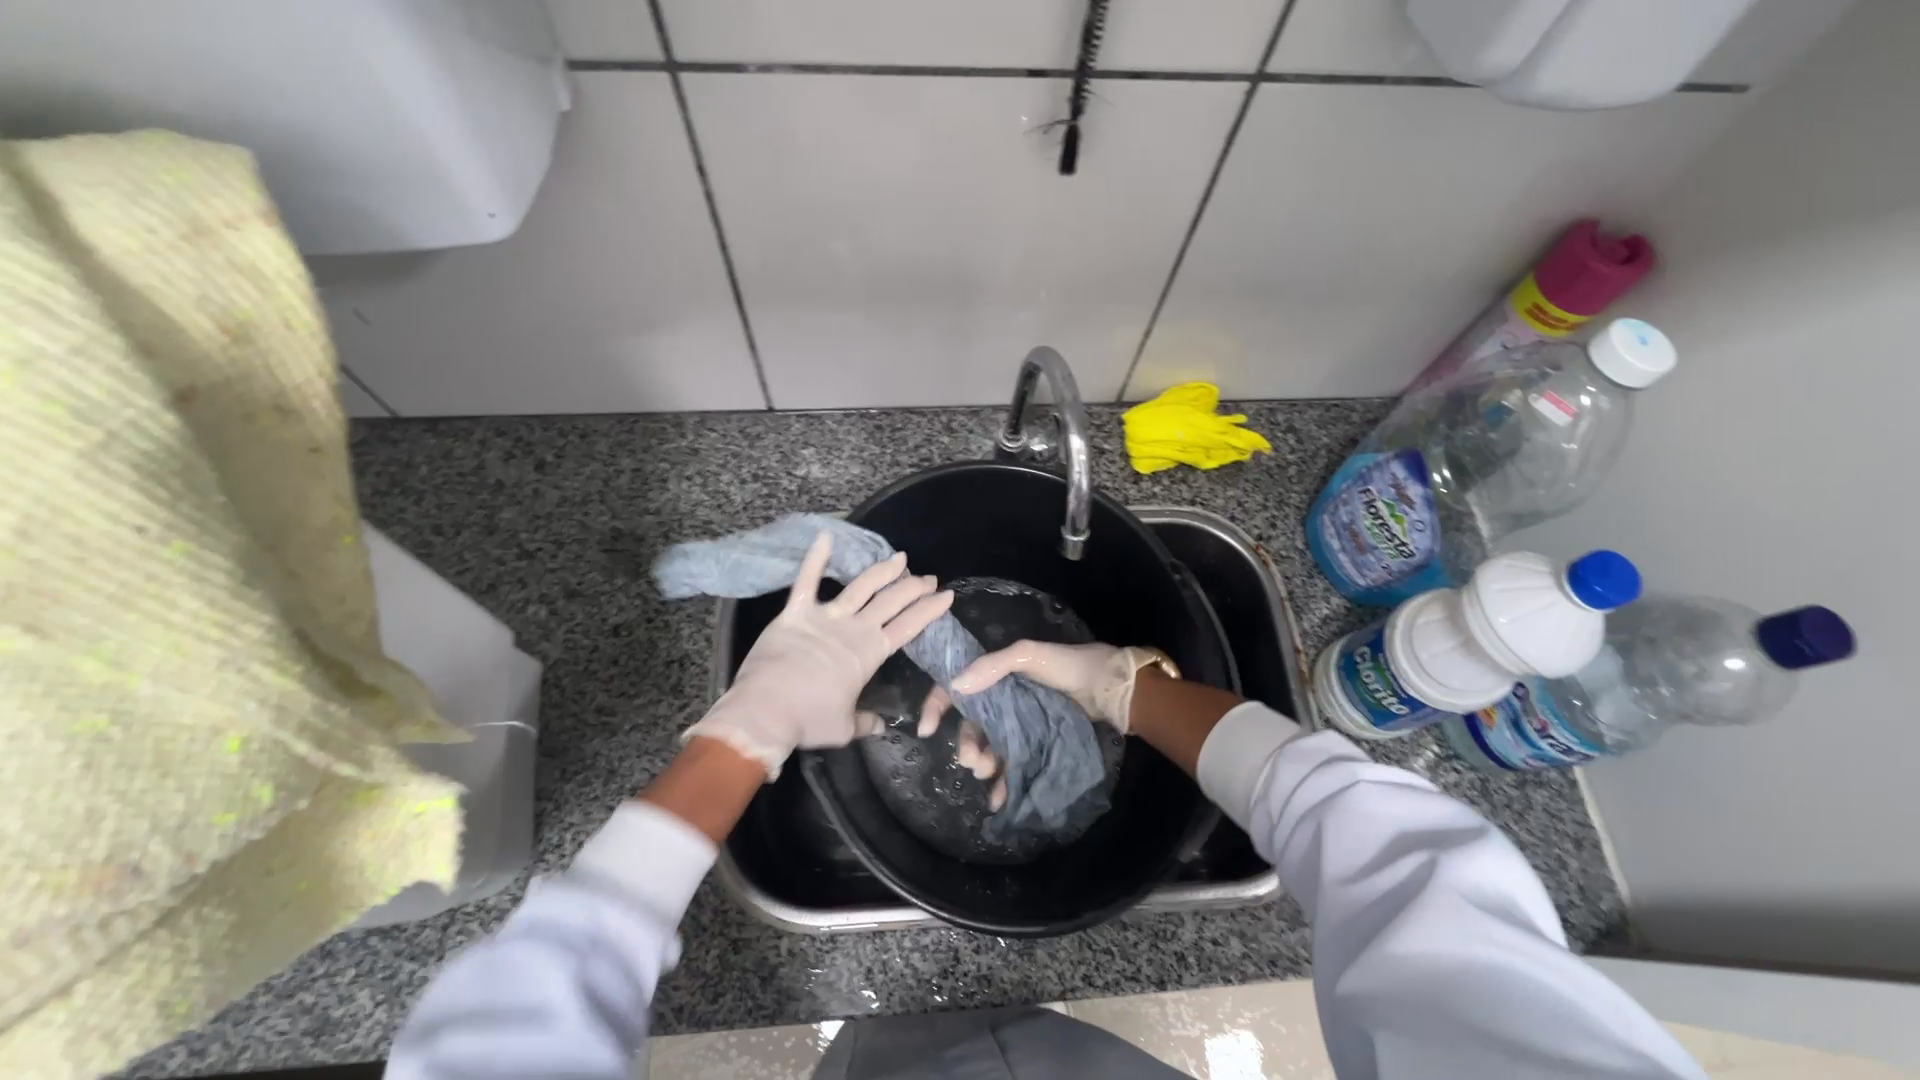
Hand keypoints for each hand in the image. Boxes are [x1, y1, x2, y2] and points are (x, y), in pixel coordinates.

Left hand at [684, 532, 953, 778]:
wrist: (764, 712)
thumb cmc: (807, 721)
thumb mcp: (844, 728)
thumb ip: (865, 721)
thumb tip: (880, 725)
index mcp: (870, 653)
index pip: (908, 626)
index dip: (928, 610)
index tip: (946, 596)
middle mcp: (854, 628)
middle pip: (891, 601)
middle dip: (913, 587)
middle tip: (929, 578)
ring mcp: (825, 616)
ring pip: (861, 586)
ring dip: (882, 570)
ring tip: (899, 558)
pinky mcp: (795, 612)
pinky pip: (807, 580)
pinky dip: (815, 558)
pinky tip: (825, 536)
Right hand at [914, 641, 1176, 811]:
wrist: (1112, 689)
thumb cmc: (1069, 666)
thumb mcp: (1029, 655)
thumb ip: (992, 666)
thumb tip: (957, 685)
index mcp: (997, 675)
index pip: (956, 689)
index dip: (936, 706)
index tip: (925, 730)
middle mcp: (1004, 700)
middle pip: (970, 726)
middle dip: (965, 745)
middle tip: (972, 762)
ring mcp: (1020, 724)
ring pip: (989, 748)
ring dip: (982, 764)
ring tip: (987, 775)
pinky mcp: (1036, 743)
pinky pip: (1012, 764)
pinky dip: (1003, 782)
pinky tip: (1000, 798)